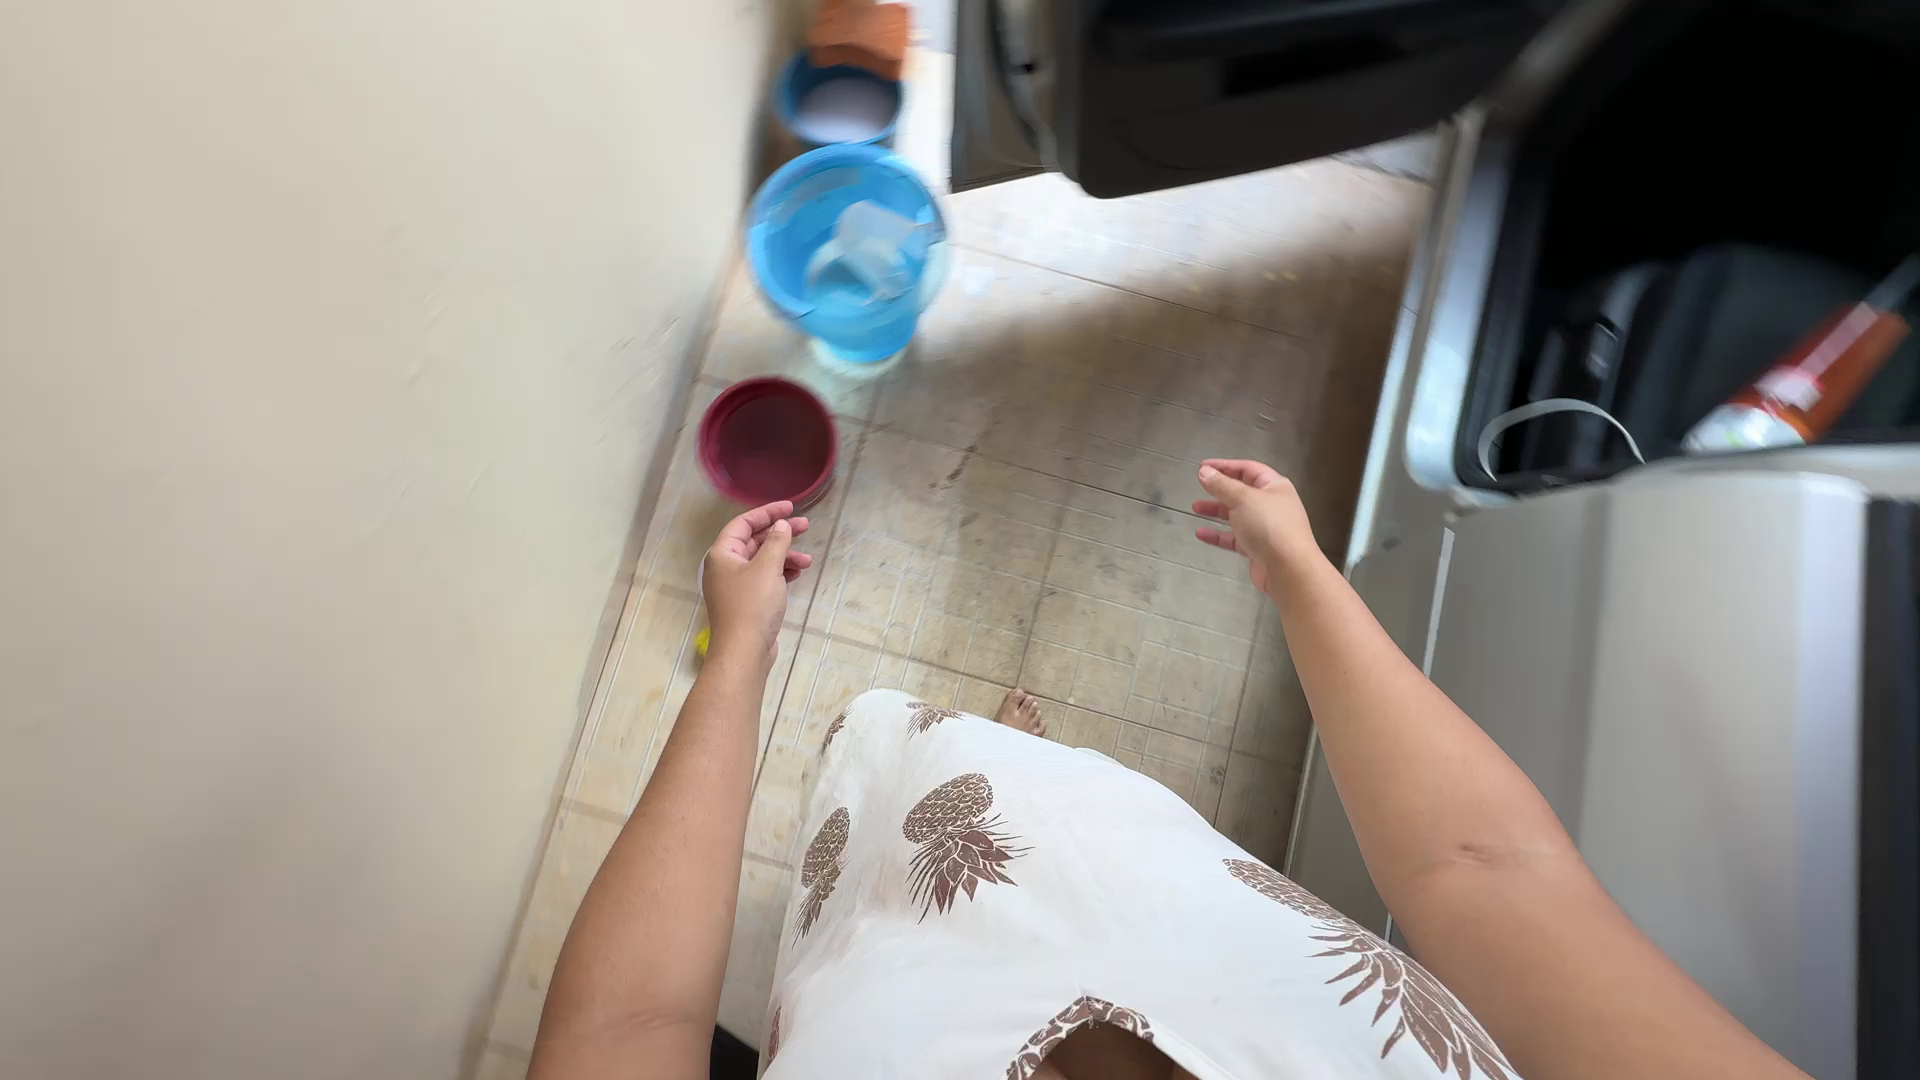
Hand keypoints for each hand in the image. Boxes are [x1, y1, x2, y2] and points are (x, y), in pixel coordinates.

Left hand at [703, 502, 811, 661]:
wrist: (744, 650)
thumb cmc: (752, 605)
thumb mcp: (767, 567)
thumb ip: (776, 542)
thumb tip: (781, 525)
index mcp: (723, 554)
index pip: (743, 523)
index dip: (767, 512)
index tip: (790, 507)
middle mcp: (726, 567)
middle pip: (754, 541)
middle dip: (780, 533)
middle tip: (805, 526)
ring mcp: (736, 585)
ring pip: (762, 561)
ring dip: (784, 556)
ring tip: (807, 560)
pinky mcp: (747, 601)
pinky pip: (765, 578)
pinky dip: (780, 572)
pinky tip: (796, 574)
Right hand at [1191, 459, 1321, 597]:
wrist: (1288, 568)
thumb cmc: (1270, 526)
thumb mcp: (1242, 499)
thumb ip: (1221, 485)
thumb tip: (1204, 472)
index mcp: (1274, 486)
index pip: (1247, 469)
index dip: (1225, 465)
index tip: (1203, 466)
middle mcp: (1271, 505)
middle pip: (1241, 491)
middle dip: (1219, 488)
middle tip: (1200, 486)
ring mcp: (1265, 527)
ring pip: (1236, 514)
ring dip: (1216, 511)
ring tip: (1196, 508)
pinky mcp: (1257, 547)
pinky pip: (1233, 537)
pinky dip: (1217, 535)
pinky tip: (1201, 534)